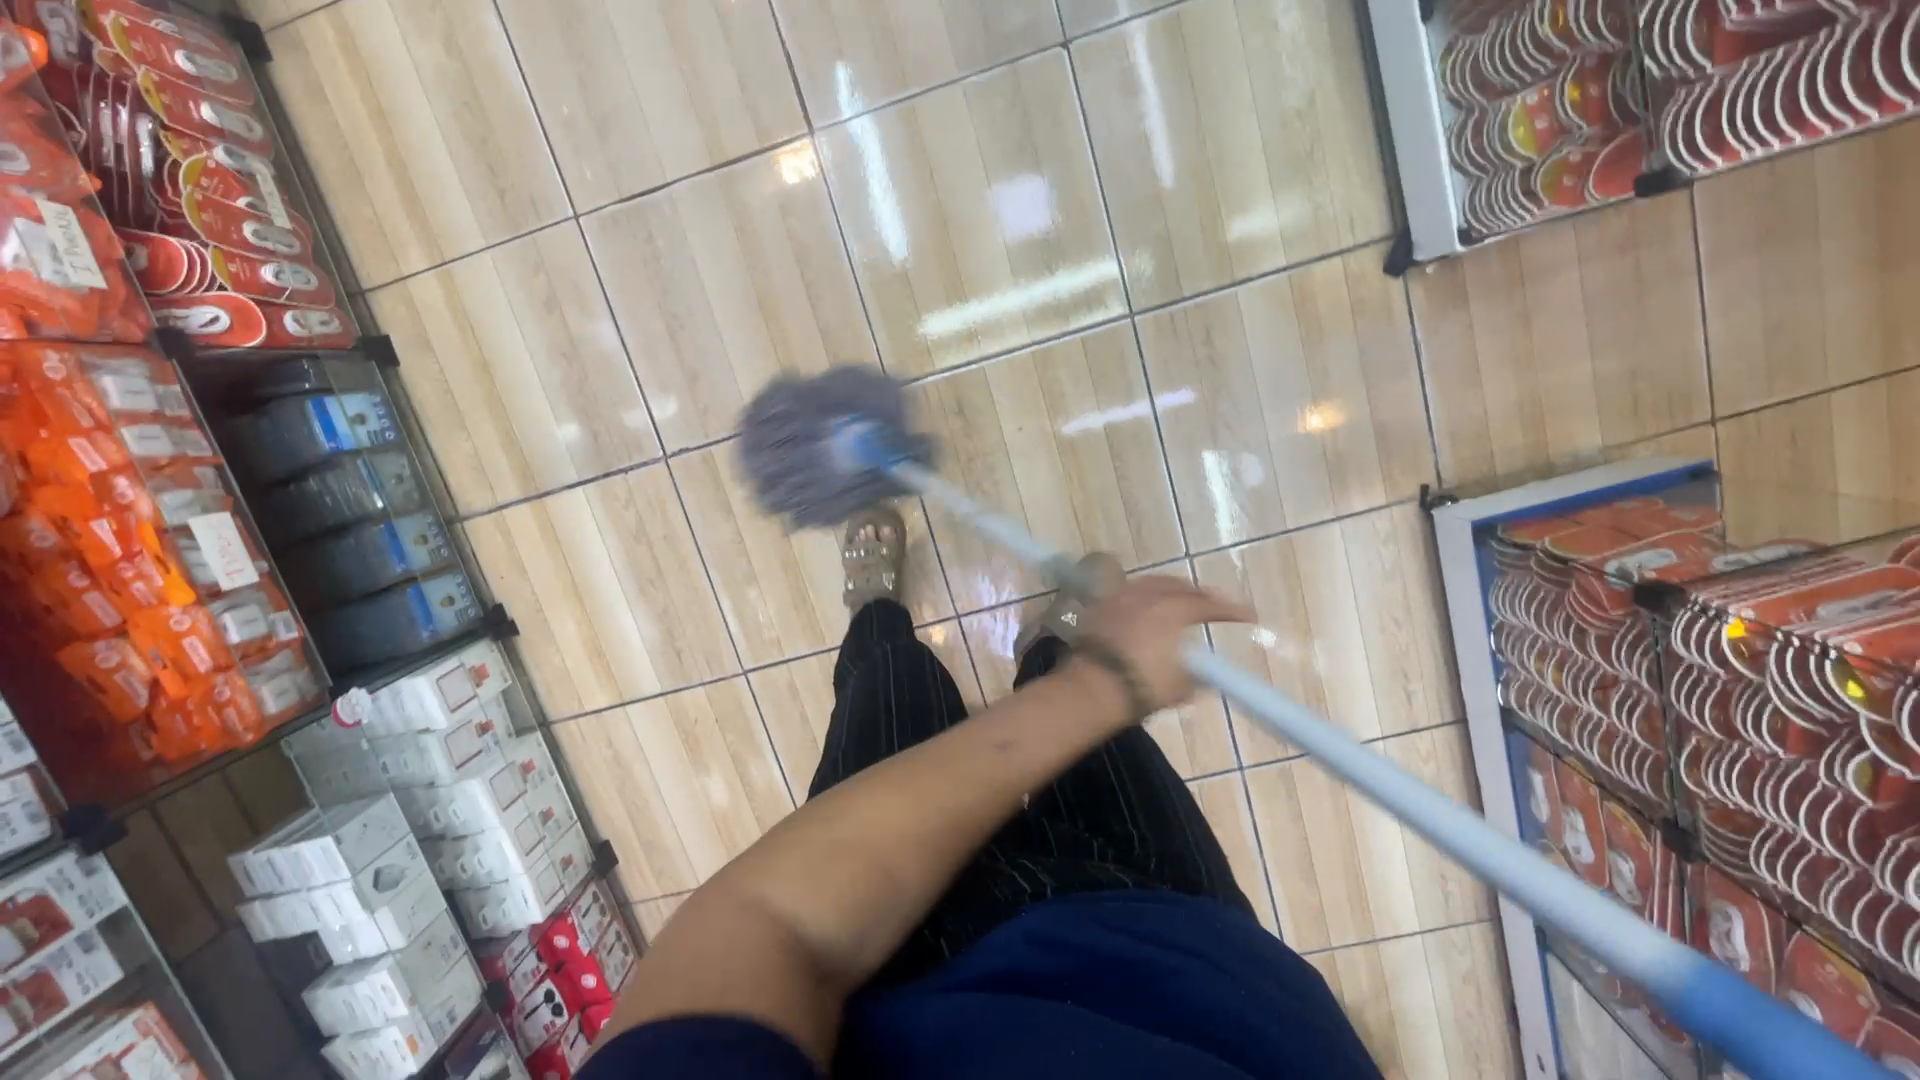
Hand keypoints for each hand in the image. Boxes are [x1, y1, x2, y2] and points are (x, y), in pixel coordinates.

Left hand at [1067, 576, 1253, 716]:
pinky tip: (1146, 605)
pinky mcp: (1099, 606)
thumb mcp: (1178, 687)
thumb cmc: (1140, 687)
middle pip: (1180, 587)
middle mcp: (1147, 595)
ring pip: (1151, 583)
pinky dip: (1144, 596)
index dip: (1231, 610)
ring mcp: (1120, 597)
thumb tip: (1205, 676)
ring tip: (1180, 598)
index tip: (1249, 615)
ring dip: (1171, 589)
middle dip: (1200, 594)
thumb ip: (1195, 676)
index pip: (1209, 604)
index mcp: (1172, 610)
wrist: (1089, 688)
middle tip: (1213, 604)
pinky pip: (1128, 592)